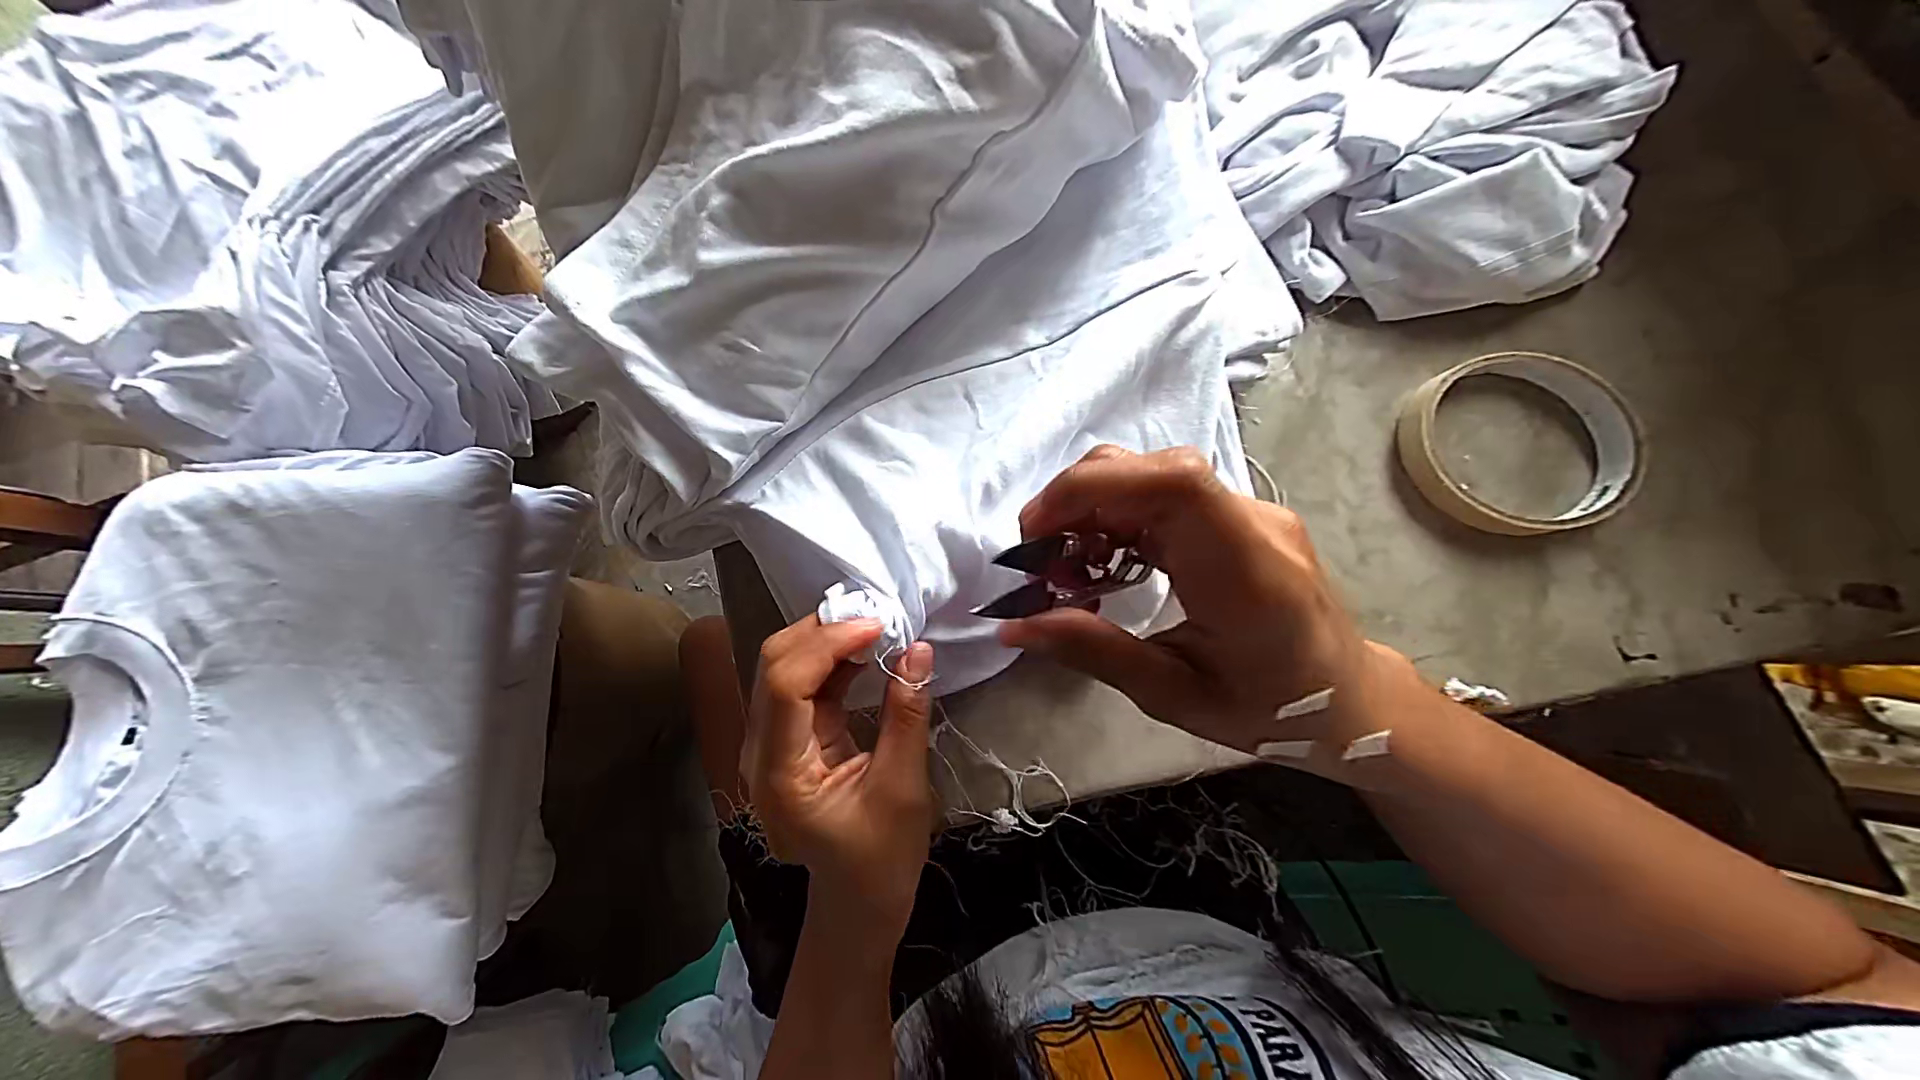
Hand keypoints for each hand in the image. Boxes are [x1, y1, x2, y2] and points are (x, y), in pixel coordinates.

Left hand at [743, 615, 934, 934]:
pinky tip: (864, 650)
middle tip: (876, 618)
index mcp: (780, 773)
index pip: (784, 686)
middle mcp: (761, 753)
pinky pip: (803, 684)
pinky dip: (832, 660)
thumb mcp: (902, 788)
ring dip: (826, 640)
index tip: (877, 627)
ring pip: (783, 668)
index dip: (827, 645)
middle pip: (773, 666)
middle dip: (822, 632)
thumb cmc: (880, 858)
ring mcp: (771, 745)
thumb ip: (905, 715)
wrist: (858, 902)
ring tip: (874, 627)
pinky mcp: (790, 740)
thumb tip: (918, 650)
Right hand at [998, 445, 1383, 754]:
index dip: (1092, 487)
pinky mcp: (1239, 517)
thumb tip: (1014, 627)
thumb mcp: (1172, 693)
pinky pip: (1169, 496)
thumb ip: (1094, 651)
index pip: (1172, 483)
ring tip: (1065, 564)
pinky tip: (1103, 559)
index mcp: (1245, 569)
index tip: (1036, 531)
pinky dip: (1121, 517)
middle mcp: (1252, 522)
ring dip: (1095, 507)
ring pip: (1156, 474)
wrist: (1350, 699)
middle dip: (1079, 499)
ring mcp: (1250, 512)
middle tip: (1038, 556)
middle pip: (1154, 467)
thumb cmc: (1269, 708)